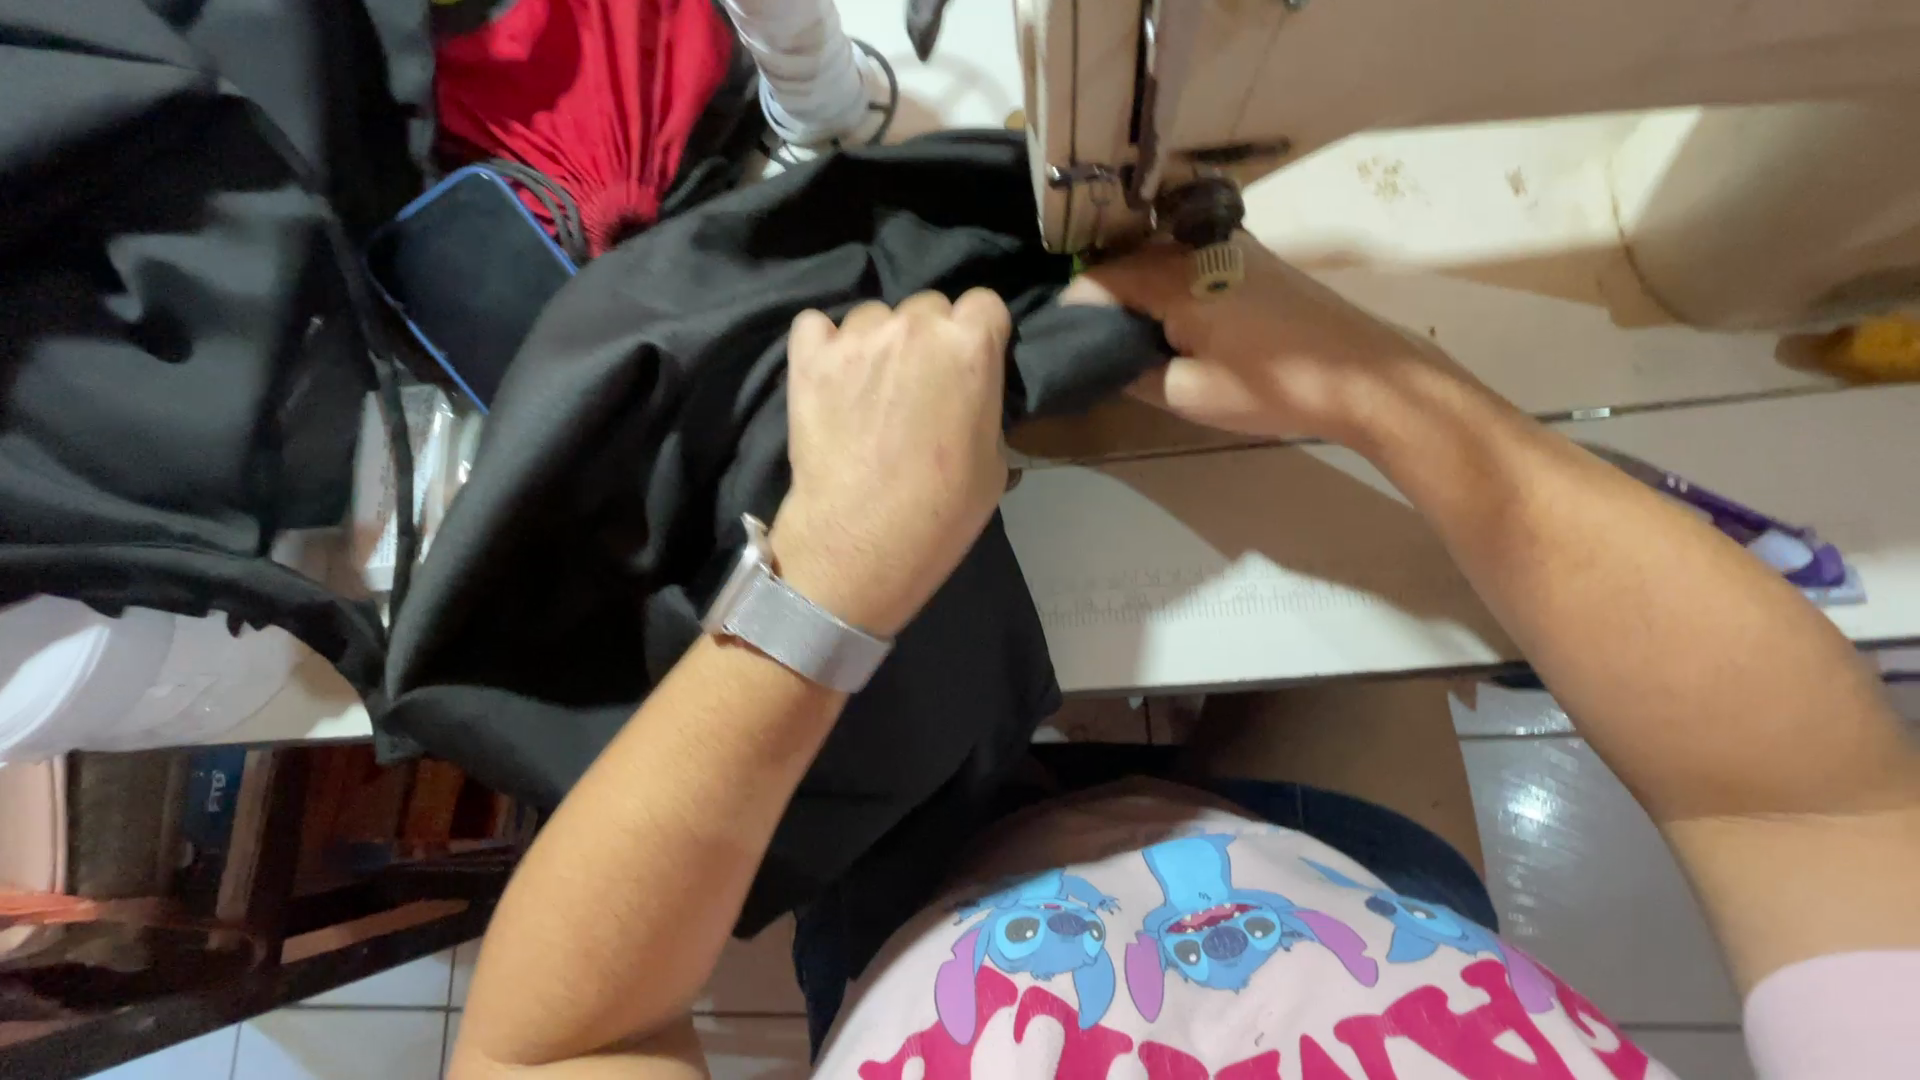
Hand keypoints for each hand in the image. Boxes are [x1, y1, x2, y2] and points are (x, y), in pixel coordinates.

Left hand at [773, 289, 1012, 638]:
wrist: (863, 540)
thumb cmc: (942, 511)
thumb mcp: (995, 463)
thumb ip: (984, 409)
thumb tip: (972, 404)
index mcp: (971, 347)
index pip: (985, 304)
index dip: (980, 332)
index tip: (972, 361)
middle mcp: (916, 326)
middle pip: (929, 305)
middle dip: (929, 336)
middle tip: (919, 383)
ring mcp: (858, 336)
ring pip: (874, 315)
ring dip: (877, 343)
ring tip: (868, 389)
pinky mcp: (810, 356)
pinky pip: (816, 326)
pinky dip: (824, 345)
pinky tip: (829, 377)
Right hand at [1066, 237, 1470, 445]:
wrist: (1362, 375)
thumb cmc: (1271, 389)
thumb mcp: (1190, 395)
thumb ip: (1137, 375)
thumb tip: (1111, 361)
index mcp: (1177, 280)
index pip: (1105, 277)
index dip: (1076, 304)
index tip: (1061, 334)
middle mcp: (1199, 250)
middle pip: (1131, 259)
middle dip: (1103, 293)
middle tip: (1088, 336)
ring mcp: (1232, 248)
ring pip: (1161, 256)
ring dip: (1136, 285)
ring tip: (1123, 329)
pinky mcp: (1255, 258)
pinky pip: (1191, 259)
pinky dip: (1167, 281)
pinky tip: (1168, 316)